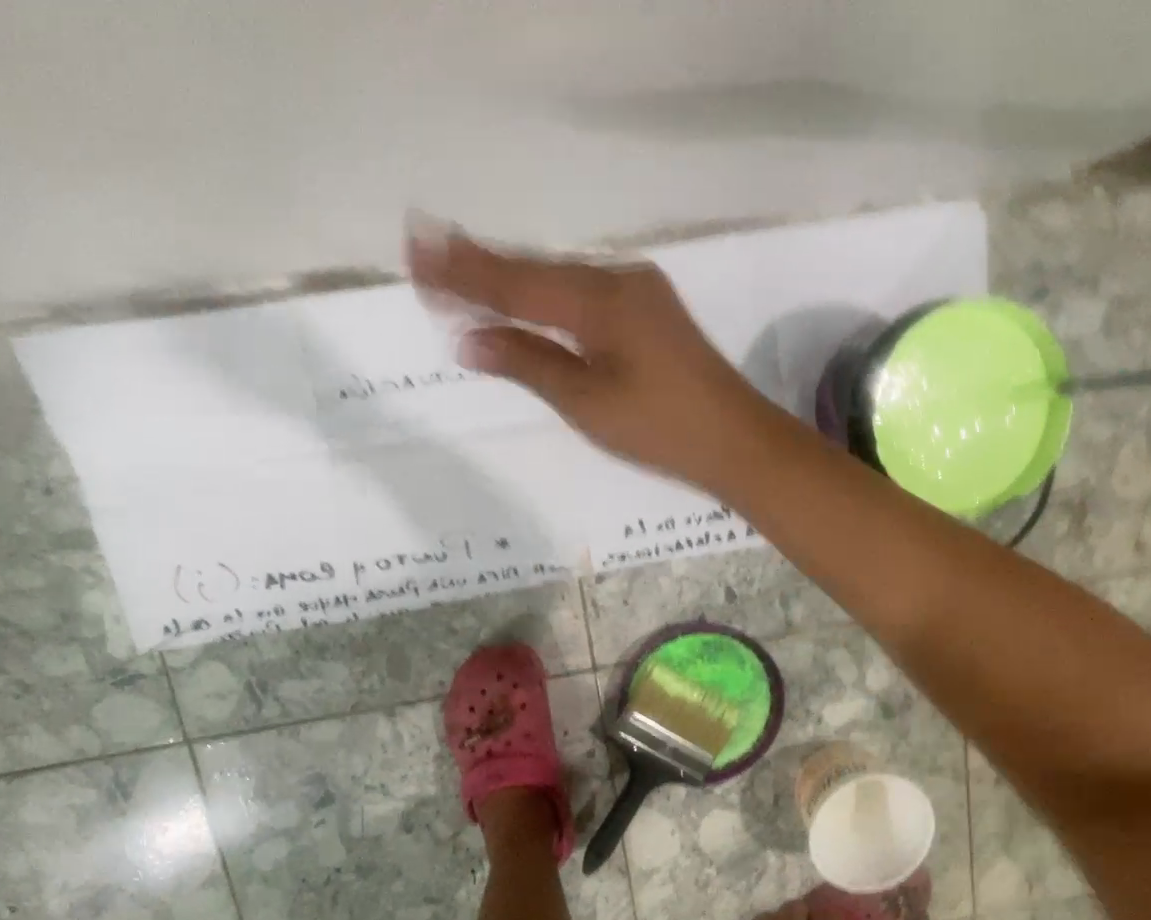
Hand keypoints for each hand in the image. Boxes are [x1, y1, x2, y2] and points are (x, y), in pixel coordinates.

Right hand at [404, 217, 781, 487]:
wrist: (737, 440)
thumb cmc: (660, 427)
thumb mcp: (585, 401)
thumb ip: (527, 363)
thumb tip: (469, 340)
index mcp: (598, 299)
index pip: (513, 283)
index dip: (461, 272)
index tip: (413, 252)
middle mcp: (617, 280)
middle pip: (533, 269)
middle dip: (476, 264)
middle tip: (420, 248)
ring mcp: (637, 291)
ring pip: (557, 276)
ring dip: (508, 275)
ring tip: (455, 265)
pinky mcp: (648, 309)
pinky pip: (581, 289)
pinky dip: (543, 292)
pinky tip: (522, 295)